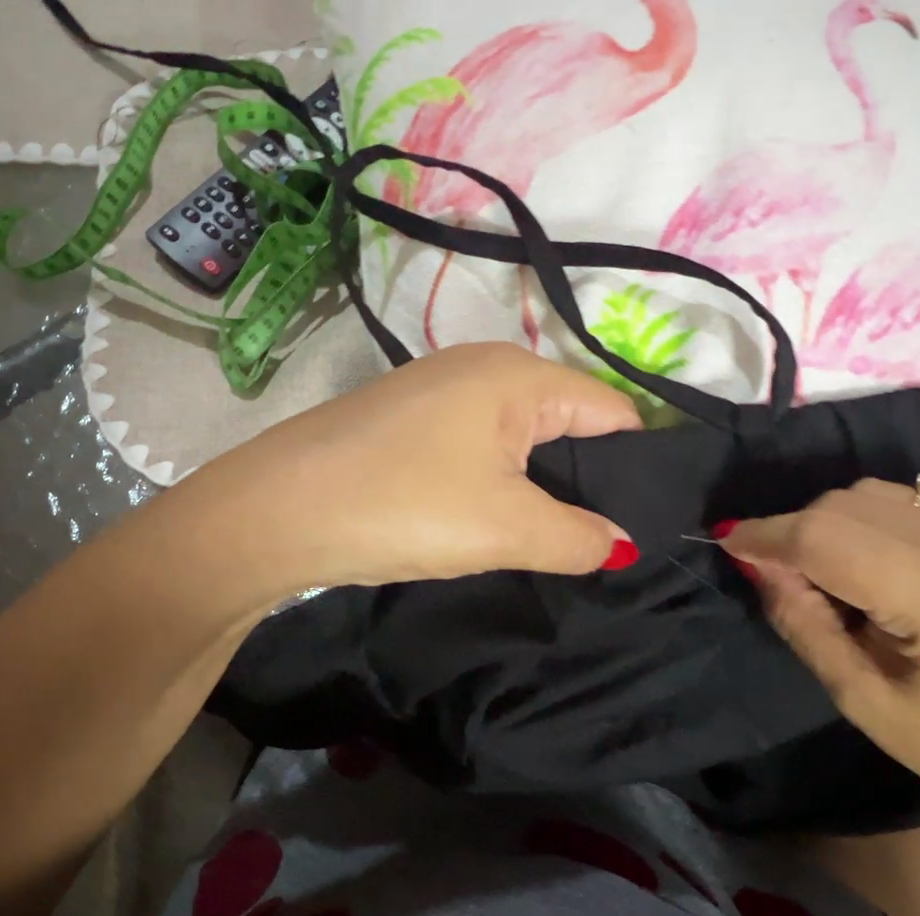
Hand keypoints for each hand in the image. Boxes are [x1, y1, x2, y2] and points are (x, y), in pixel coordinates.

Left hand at [167, 343, 640, 595]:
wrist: (275, 513)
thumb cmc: (405, 507)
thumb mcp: (507, 529)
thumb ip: (579, 538)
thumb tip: (621, 542)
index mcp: (519, 376)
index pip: (611, 412)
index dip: (635, 467)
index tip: (644, 524)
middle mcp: (483, 368)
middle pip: (567, 421)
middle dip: (587, 481)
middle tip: (600, 543)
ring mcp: (439, 392)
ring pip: (521, 439)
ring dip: (540, 487)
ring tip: (551, 541)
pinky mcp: (409, 422)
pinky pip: (480, 448)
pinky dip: (498, 484)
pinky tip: (491, 524)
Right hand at [722, 480, 919, 839]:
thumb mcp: (857, 696)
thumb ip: (802, 620)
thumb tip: (758, 564)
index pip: (832, 539)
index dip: (770, 535)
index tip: (728, 543)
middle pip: (852, 504)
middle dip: (797, 529)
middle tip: (775, 574)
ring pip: (879, 494)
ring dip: (832, 523)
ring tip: (822, 575)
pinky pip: (912, 506)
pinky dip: (869, 524)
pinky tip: (865, 567)